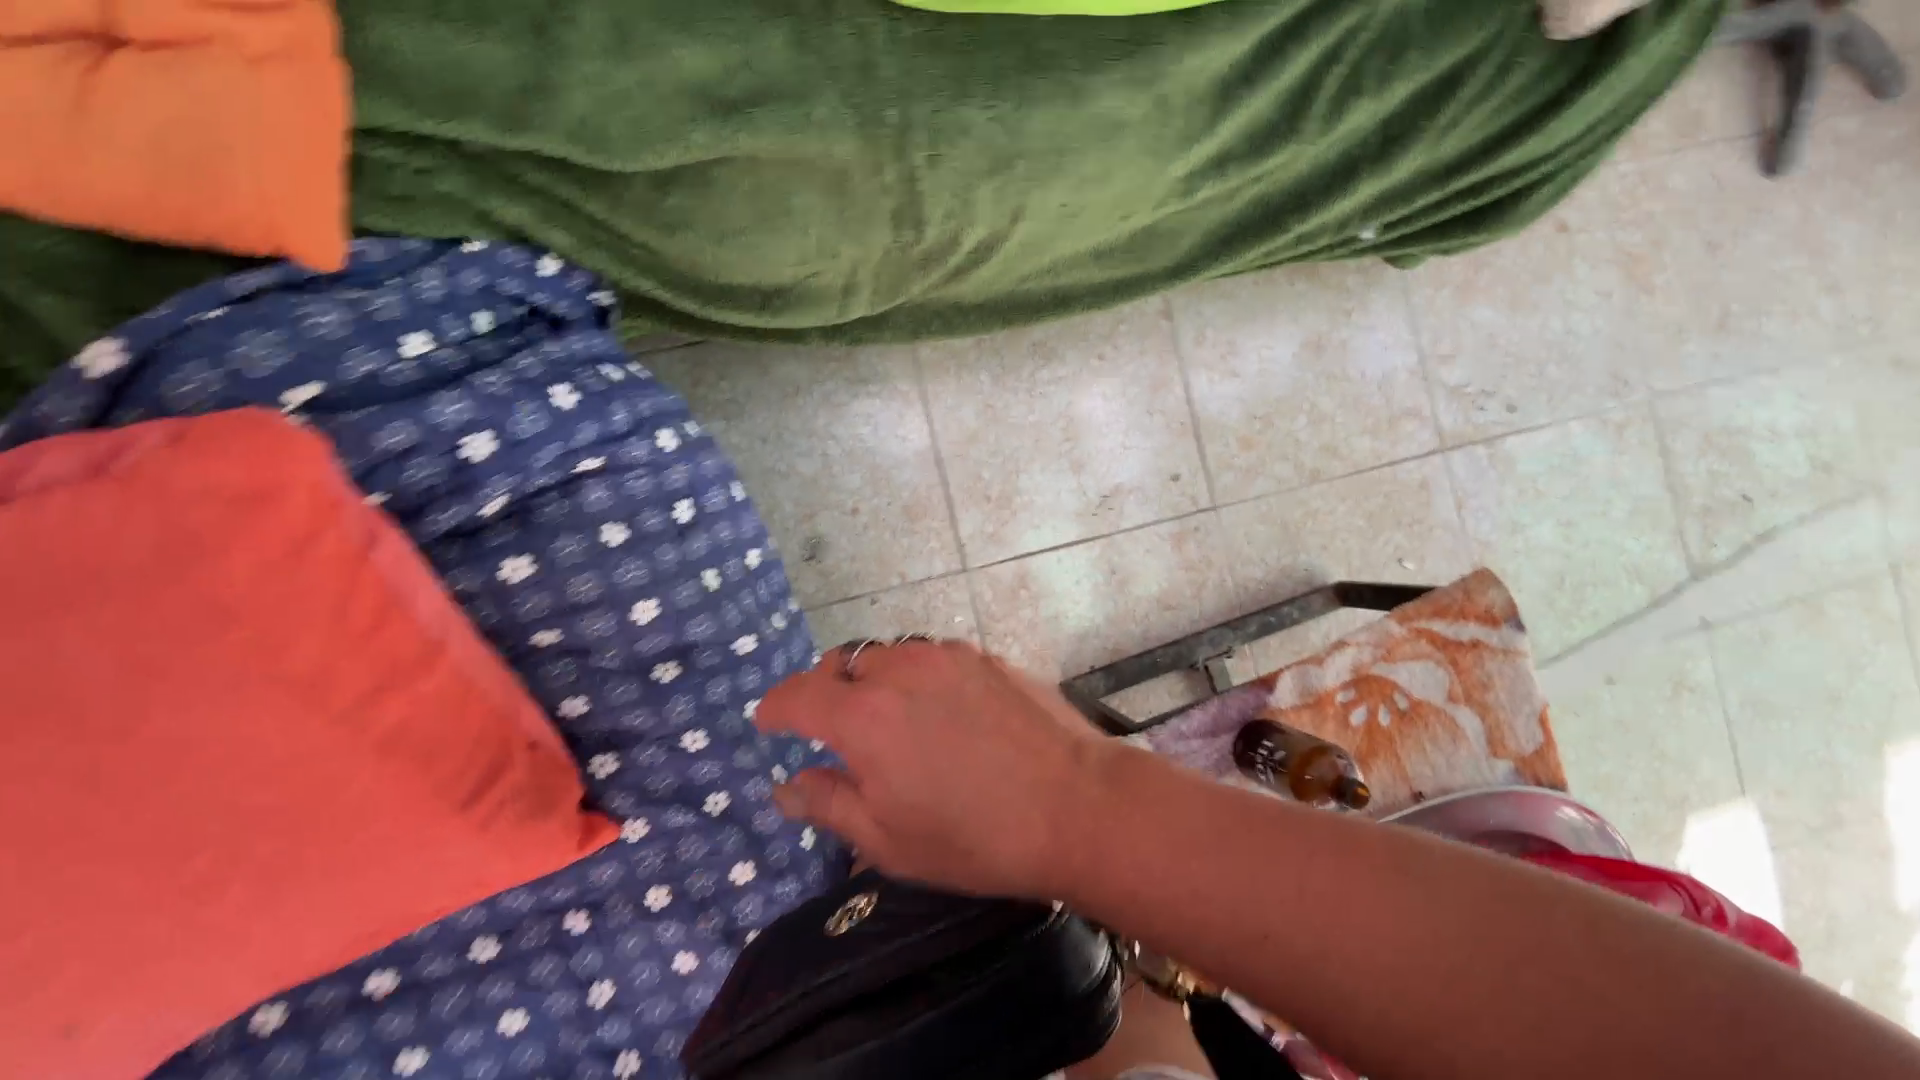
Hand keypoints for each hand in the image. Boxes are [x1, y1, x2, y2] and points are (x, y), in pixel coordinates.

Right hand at [754, 639, 1115, 898]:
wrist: (1078, 806)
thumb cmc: (976, 838)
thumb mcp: (889, 840)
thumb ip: (828, 803)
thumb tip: (786, 785)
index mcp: (863, 717)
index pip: (796, 695)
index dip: (776, 709)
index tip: (770, 724)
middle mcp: (899, 671)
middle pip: (840, 664)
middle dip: (825, 690)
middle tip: (833, 728)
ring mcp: (947, 656)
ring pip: (888, 655)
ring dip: (874, 681)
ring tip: (893, 720)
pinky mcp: (986, 656)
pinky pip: (932, 657)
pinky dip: (918, 677)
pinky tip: (943, 713)